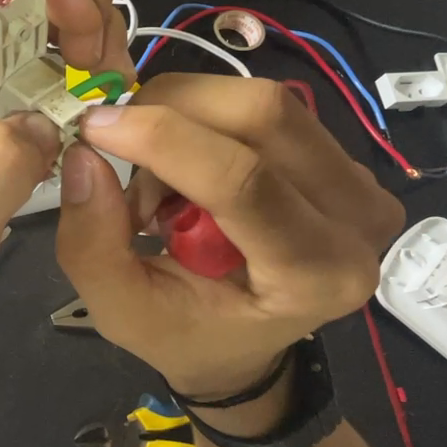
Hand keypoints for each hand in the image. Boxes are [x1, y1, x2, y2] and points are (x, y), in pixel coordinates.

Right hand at [56, 74, 404, 397]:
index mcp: (314, 276)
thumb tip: (83, 154)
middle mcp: (359, 221)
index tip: (92, 126)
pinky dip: (203, 122)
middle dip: (168, 116)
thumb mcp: (119, 309)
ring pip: (261, 101)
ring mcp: (362, 182)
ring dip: (183, 120)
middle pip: (261, 115)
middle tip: (122, 159)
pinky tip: (185, 171)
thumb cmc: (182, 335)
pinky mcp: (344, 158)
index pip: (243, 180)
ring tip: (156, 184)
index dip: (162, 140)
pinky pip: (265, 109)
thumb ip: (92, 242)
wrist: (239, 346)